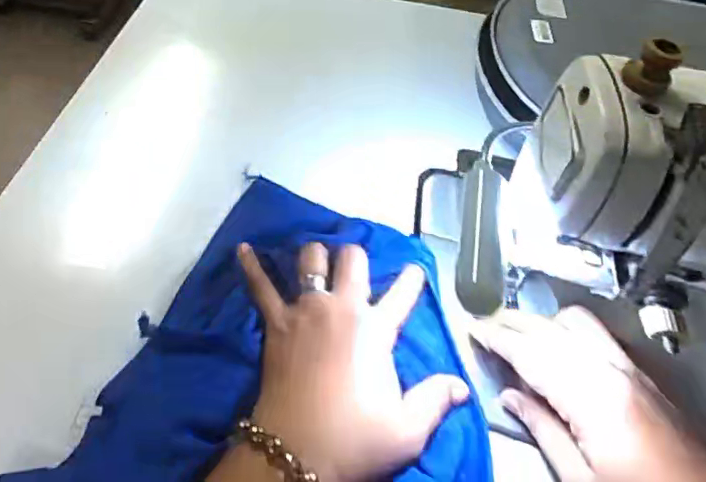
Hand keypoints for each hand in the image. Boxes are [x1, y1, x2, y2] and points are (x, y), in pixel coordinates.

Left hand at [234, 241, 469, 481]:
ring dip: (315, 256)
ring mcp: (306, 311)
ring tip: (317, 258)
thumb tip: (463, 387)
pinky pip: (261, 288)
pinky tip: (242, 249)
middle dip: (356, 258)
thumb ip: (434, 400)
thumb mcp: (405, 430)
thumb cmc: (352, 440)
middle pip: (352, 259)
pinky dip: (252, 267)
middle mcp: (342, 307)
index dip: (412, 279)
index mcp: (376, 328)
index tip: (415, 269)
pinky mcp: (276, 323)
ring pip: (311, 260)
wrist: (293, 457)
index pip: (403, 294)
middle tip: (356, 269)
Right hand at [471, 307, 705, 481]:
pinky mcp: (644, 376)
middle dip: (516, 323)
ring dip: (544, 323)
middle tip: (486, 326)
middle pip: (553, 329)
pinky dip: (570, 332)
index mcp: (595, 398)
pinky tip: (558, 350)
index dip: (499, 338)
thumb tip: (511, 397)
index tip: (474, 327)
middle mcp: (613, 370)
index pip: (533, 352)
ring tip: (519, 337)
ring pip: (578, 322)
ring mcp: (632, 369)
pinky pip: (599, 336)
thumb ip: (545, 433)